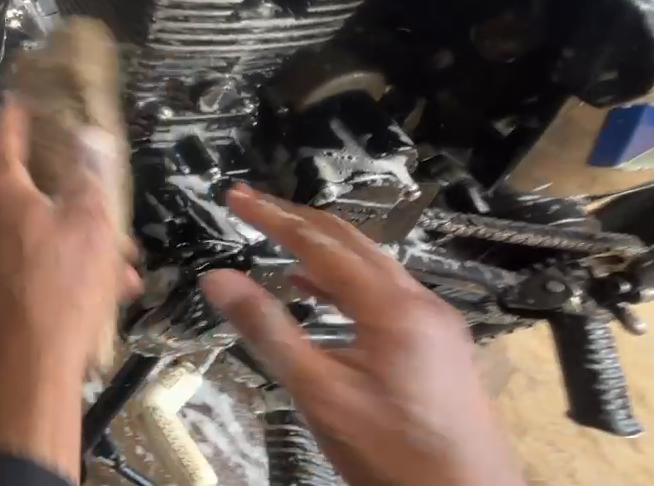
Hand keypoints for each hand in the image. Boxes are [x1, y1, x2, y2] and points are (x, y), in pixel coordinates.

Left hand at [0, 99, 140, 481]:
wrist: (24, 376)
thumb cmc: (59, 290)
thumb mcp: (90, 225)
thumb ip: (90, 175)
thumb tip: (89, 133)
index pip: (3, 130)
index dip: (19, 108)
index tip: (27, 93)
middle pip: (26, 184)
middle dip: (73, 194)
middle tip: (108, 207)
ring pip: (34, 227)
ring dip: (78, 238)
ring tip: (122, 268)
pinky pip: (27, 258)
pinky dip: (61, 263)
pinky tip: (101, 293)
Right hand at [199, 185, 525, 485]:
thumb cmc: (393, 456)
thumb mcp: (319, 393)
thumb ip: (266, 329)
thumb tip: (215, 277)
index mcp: (393, 308)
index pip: (319, 245)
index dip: (271, 217)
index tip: (232, 197)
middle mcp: (420, 304)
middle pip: (349, 242)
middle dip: (295, 218)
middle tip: (248, 203)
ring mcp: (436, 325)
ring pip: (368, 264)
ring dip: (318, 244)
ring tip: (274, 235)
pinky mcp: (439, 347)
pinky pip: (381, 290)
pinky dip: (340, 276)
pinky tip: (310, 287)